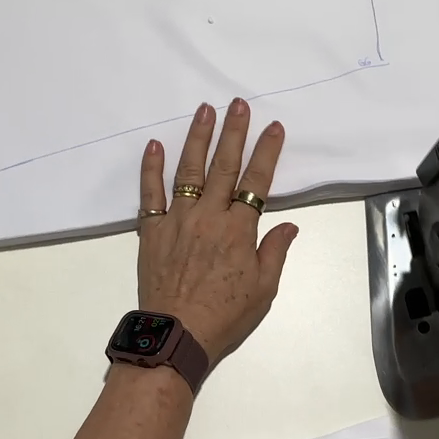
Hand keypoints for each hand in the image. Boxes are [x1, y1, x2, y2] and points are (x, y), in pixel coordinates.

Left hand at [136, 98, 299, 361]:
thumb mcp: (263, 289)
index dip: (266, 152)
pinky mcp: (152, 231)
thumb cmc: (224, 316)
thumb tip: (288, 226)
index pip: (257, 182)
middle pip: (223, 166)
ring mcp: (177, 220)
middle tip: (237, 104)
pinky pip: (150, 194)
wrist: (177, 334)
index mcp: (239, 230)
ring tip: (204, 110)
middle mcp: (208, 216)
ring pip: (188, 170)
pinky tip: (155, 146)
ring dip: (197, 138)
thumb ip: (274, 252)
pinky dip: (152, 169)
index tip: (273, 127)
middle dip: (233, 132)